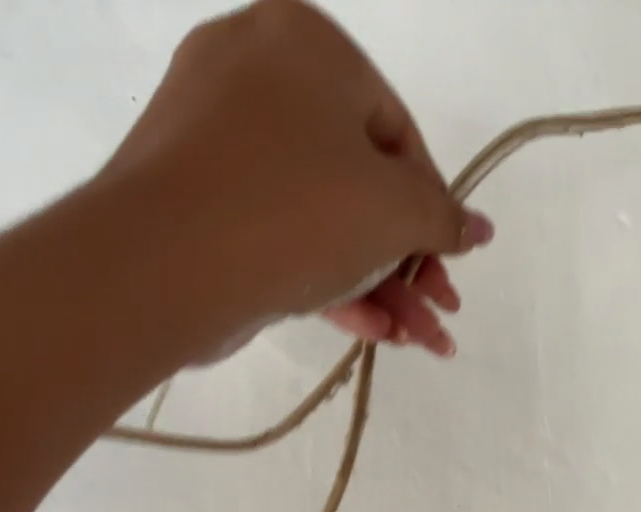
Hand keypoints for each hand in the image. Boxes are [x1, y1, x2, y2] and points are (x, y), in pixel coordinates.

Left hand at [101, 0, 492, 357]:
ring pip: (324, 214)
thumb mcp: (399, 211)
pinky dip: (329, 278)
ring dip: (381, 283)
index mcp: (305, 44)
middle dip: (409, 260)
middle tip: (442, 308)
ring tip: (420, 339)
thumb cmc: (299, 207)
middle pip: (362, 180)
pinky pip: (280, 227)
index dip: (432, 205)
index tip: (448, 258)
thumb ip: (447, 219)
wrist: (162, 262)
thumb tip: (478, 229)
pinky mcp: (195, 194)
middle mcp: (255, 73)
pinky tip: (374, 332)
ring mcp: (216, 135)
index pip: (398, 131)